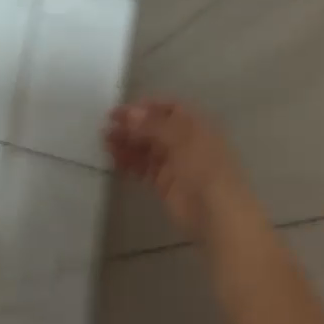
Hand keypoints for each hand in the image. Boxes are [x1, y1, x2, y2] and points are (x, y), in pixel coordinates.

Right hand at [106, 100, 256, 243]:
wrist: (217, 215)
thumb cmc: (205, 170)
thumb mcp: (182, 141)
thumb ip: (154, 125)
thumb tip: (129, 113)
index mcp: (196, 128)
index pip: (170, 109)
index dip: (147, 108)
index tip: (122, 112)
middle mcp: (185, 143)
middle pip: (154, 128)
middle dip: (131, 126)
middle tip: (107, 128)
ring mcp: (174, 164)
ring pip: (145, 148)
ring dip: (126, 143)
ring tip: (106, 144)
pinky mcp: (164, 183)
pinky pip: (143, 167)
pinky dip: (129, 163)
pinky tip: (114, 162)